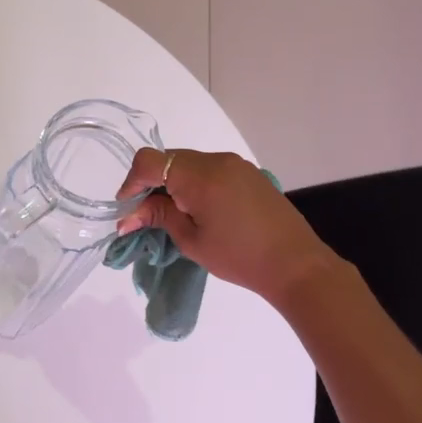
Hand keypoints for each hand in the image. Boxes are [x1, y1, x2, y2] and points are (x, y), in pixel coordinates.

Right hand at [116, 149, 340, 304]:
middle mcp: (217, 161)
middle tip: (143, 217)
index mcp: (200, 176)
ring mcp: (236, 165)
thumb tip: (129, 215)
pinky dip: (192, 185)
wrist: (294, 263)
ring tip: (169, 216)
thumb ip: (159, 217)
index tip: (127, 209)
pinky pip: (208, 170)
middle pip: (168, 159)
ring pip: (188, 164)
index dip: (131, 182)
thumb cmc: (238, 256)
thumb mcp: (190, 240)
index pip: (150, 161)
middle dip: (149, 184)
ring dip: (171, 184)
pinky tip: (195, 211)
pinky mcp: (248, 174)